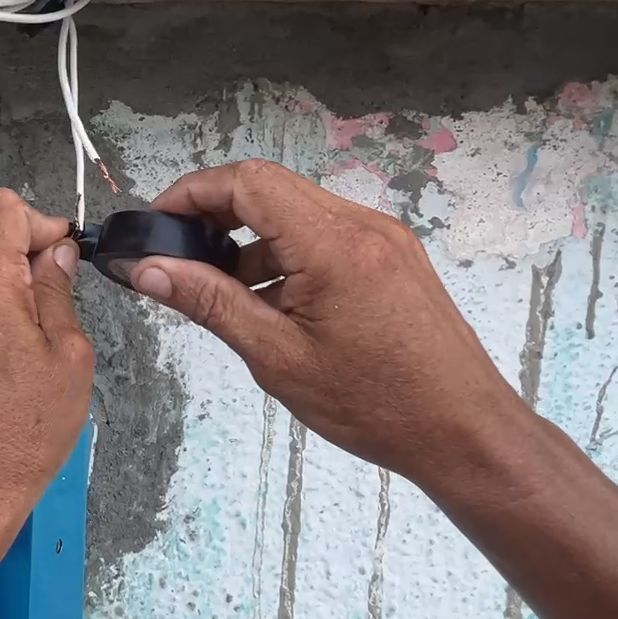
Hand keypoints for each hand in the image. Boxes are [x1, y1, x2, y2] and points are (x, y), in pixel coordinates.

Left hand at [0, 189, 93, 515]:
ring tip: (40, 310)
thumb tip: (55, 251)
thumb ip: (56, 290)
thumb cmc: (29, 424)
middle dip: (25, 239)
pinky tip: (18, 326)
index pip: (3, 209)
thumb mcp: (67, 353)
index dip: (40, 222)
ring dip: (8, 263)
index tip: (63, 256)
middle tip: (57, 283)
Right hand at [129, 160, 525, 480]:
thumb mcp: (275, 356)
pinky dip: (278, 248)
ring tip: (216, 281)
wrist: (469, 435)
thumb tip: (147, 269)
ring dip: (245, 231)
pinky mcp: (389, 255)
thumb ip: (208, 302)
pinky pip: (318, 230)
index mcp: (334, 245)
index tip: (156, 222)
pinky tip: (265, 295)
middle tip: (176, 247)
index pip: (247, 183)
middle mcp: (362, 225)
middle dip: (212, 207)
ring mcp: (382, 237)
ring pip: (291, 206)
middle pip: (267, 185)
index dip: (191, 192)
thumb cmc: (375, 404)